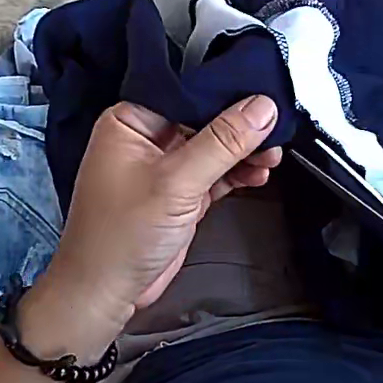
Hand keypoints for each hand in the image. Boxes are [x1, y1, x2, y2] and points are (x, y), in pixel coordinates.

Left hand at [19, 96, 281, 358]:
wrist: (108, 291)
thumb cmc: (119, 236)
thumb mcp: (176, 182)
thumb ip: (222, 142)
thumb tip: (261, 108)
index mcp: (131, 122)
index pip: (186, 92)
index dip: (225, 93)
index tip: (263, 96)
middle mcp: (147, 139)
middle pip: (205, 119)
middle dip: (242, 127)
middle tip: (274, 131)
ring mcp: (166, 168)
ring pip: (216, 148)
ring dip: (245, 152)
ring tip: (271, 157)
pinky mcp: (181, 194)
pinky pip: (217, 174)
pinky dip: (238, 173)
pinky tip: (258, 174)